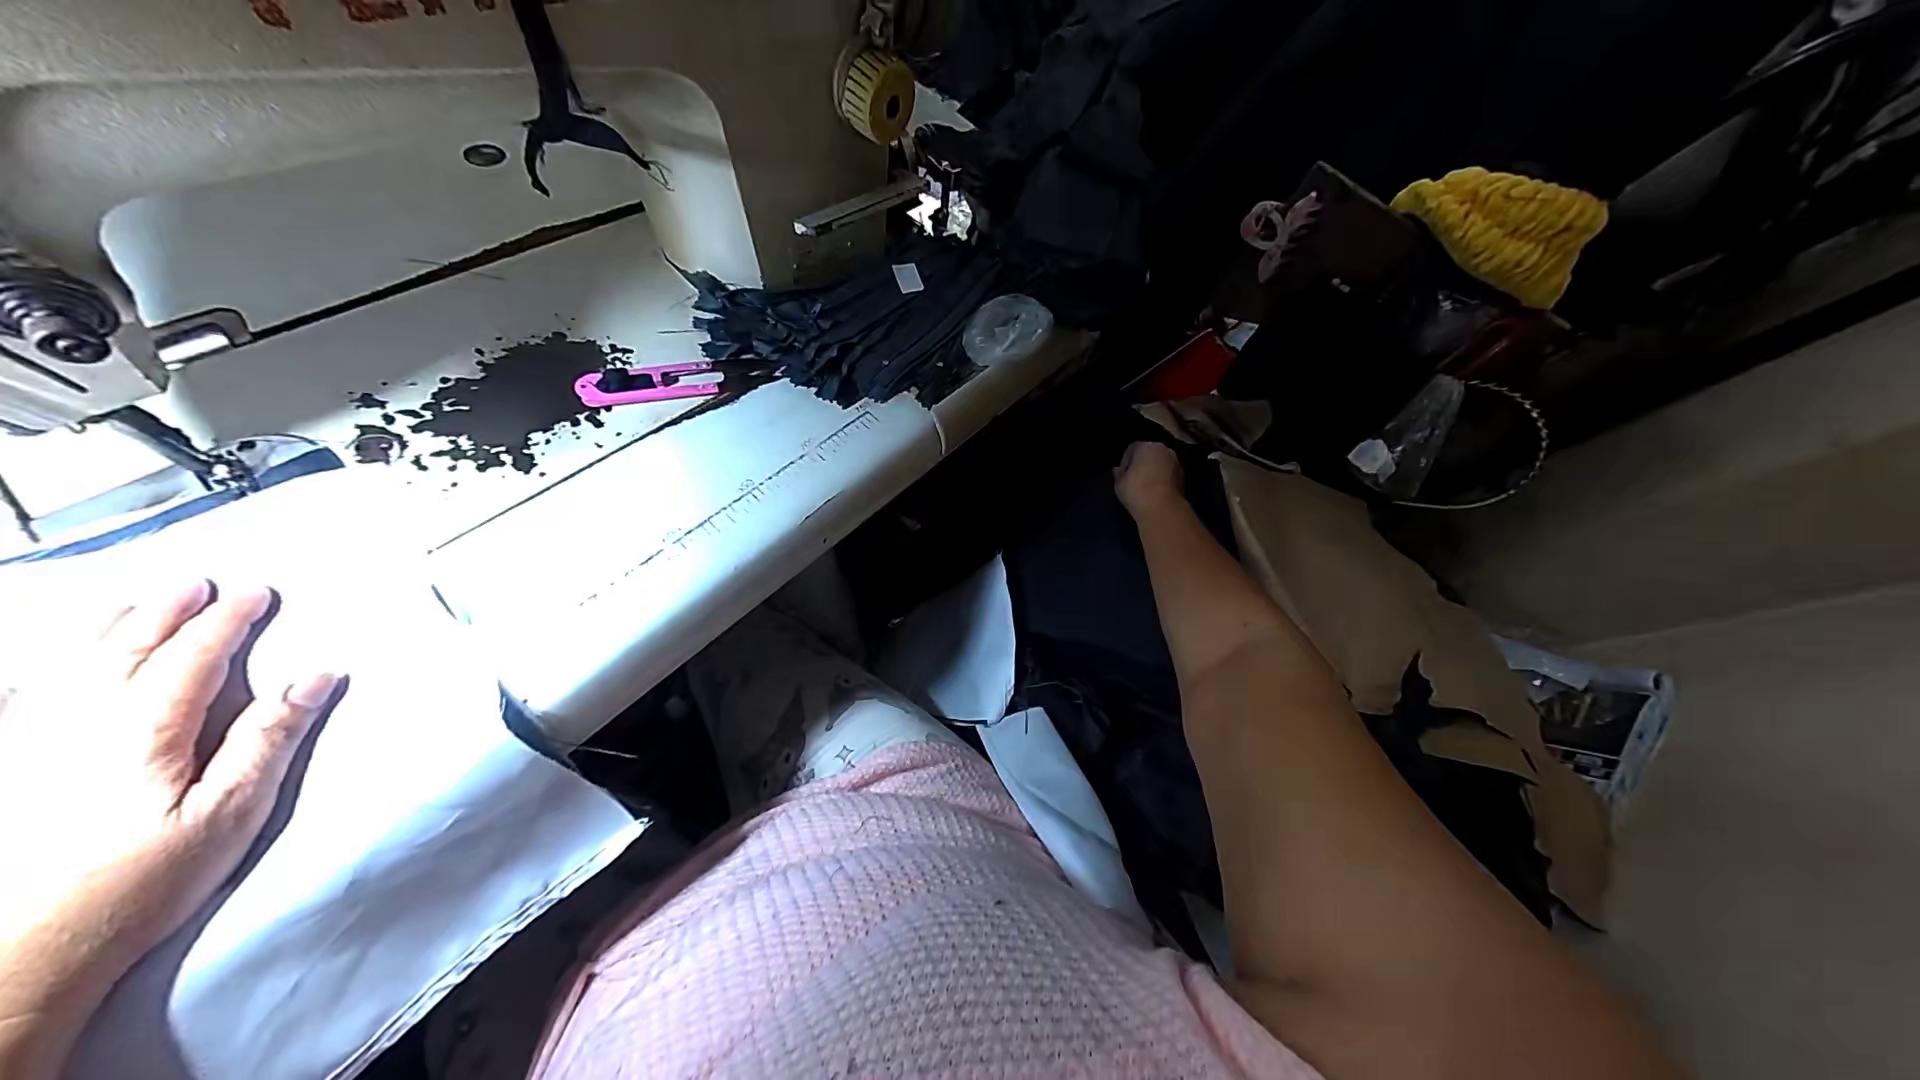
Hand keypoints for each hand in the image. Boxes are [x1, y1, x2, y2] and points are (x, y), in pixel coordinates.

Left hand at [0, 581, 338, 1078]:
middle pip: (126, 652)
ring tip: (137, 605)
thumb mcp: (233, 810)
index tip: (257, 594)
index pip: (193, 658)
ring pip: (72, 669)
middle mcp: (82, 729)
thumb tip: (314, 677)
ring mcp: (38, 749)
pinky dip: (50, 670)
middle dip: (165, 613)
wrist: (36, 947)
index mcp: (144, 733)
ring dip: (110, 630)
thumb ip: (270, 737)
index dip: (227, 622)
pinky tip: (58, 665)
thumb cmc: (151, 877)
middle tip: (195, 584)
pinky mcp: (16, 771)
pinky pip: (30, 702)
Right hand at [1114, 441, 1185, 518]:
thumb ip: (1119, 474)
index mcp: (1146, 446)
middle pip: (1149, 454)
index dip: (1126, 462)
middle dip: (1142, 464)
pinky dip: (1163, 479)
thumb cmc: (1137, 491)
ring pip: (1161, 463)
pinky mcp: (1184, 476)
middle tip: (1134, 478)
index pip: (1132, 449)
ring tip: (1146, 486)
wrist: (1163, 508)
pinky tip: (1157, 491)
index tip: (1123, 475)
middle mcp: (1163, 449)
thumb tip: (1118, 470)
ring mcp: (1176, 462)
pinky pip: (1169, 474)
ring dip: (1154, 471)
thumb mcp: (1120, 483)